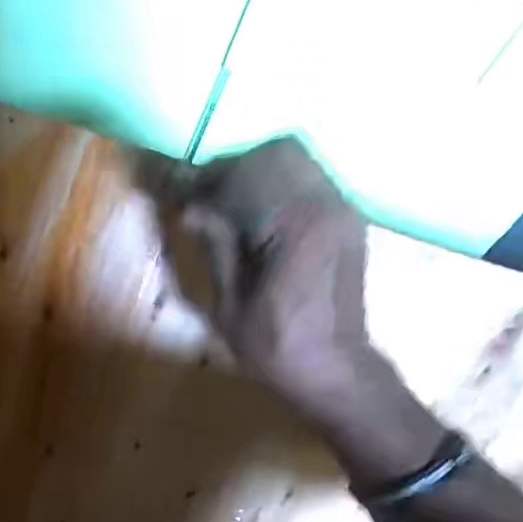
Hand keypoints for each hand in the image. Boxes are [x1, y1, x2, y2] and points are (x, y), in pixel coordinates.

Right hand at [170, 138, 444, 489]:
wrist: (334, 369)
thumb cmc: (275, 348)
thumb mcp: (230, 305)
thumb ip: (216, 247)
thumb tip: (191, 208)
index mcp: (297, 224)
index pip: (244, 176)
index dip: (203, 180)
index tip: (174, 189)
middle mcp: (327, 202)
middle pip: (274, 153)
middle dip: (230, 169)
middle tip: (200, 196)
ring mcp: (344, 207)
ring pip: (295, 159)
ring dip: (254, 172)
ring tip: (224, 203)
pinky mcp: (348, 218)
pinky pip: (309, 178)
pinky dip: (277, 184)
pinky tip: (255, 214)